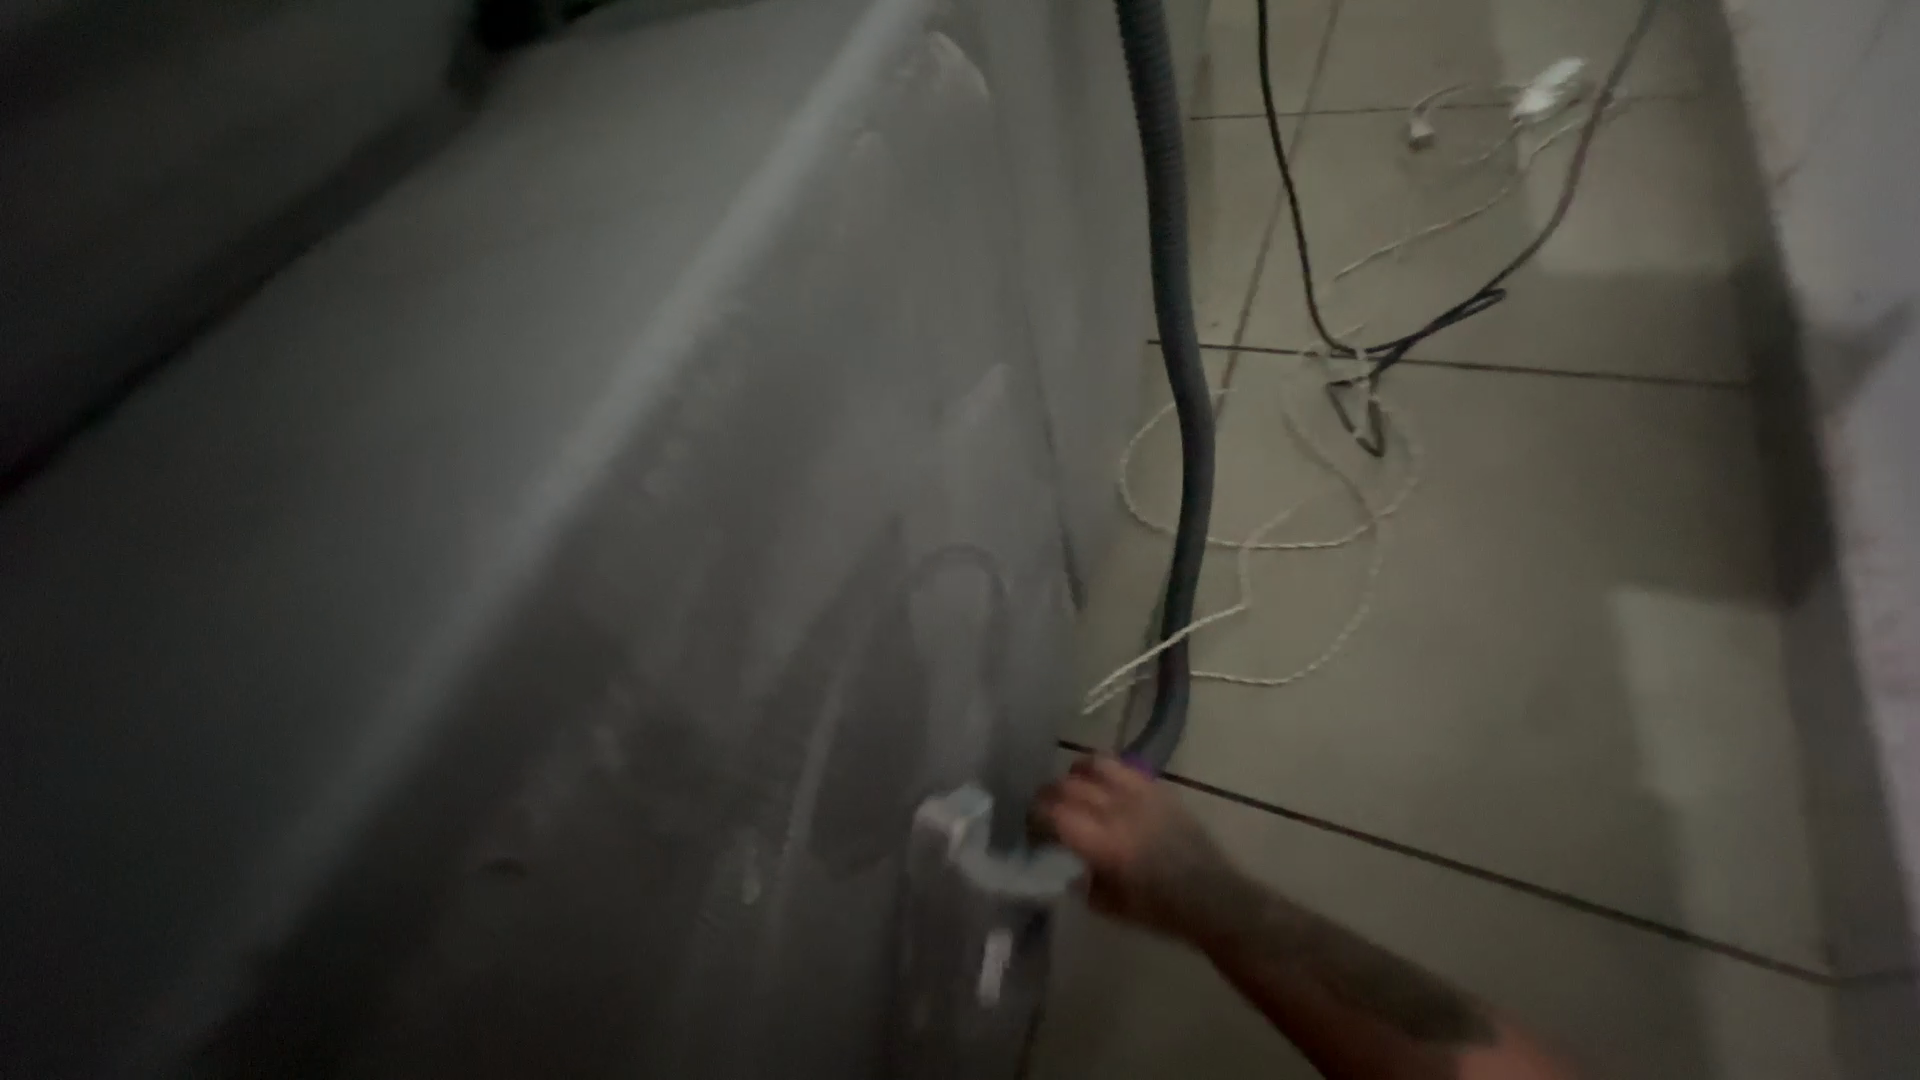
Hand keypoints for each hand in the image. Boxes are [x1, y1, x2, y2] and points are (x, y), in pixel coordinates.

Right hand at [1036, 755, 1242, 943]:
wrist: (1214, 897)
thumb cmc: (1161, 911)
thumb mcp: (1111, 906)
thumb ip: (1082, 880)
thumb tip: (1065, 864)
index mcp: (1104, 845)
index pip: (1054, 814)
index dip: (1035, 816)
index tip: (1030, 826)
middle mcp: (1118, 811)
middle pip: (1067, 786)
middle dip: (1047, 795)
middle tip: (1043, 809)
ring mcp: (1139, 794)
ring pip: (1093, 764)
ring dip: (1074, 774)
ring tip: (1071, 788)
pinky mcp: (1157, 788)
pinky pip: (1122, 766)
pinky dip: (1103, 771)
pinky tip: (1101, 785)